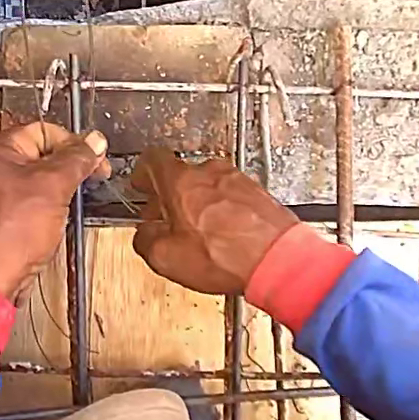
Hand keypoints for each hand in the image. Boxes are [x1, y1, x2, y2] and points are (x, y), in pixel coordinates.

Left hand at [0, 122, 109, 295]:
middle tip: (91, 183)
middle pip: (40, 157)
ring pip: (36, 185)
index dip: (74, 144)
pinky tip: (53, 227)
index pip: (44, 131)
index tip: (97, 160)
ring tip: (69, 209)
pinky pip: (27, 208)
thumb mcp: (52, 186)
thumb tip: (94, 141)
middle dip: (68, 171)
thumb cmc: (6, 235)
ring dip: (58, 196)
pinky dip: (45, 214)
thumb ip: (76, 160)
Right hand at [130, 149, 299, 294]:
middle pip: (180, 175)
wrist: (278, 260)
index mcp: (180, 181)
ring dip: (196, 203)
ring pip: (207, 185)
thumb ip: (144, 239)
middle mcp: (209, 172)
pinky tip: (221, 235)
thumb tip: (144, 234)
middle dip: (168, 196)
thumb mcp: (165, 257)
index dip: (142, 173)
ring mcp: (237, 180)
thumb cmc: (224, 255)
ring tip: (195, 231)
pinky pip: (230, 196)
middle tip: (164, 217)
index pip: (152, 159)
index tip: (140, 185)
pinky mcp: (257, 193)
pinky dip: (221, 210)